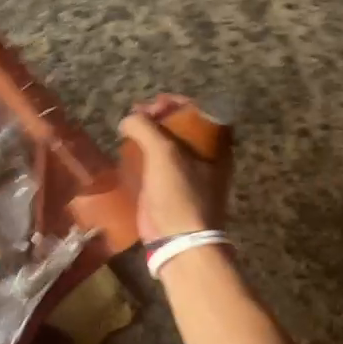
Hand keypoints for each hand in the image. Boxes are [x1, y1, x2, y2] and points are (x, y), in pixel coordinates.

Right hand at [119, 96, 231, 241]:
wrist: (178, 241)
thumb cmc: (179, 193)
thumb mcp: (163, 152)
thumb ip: (144, 127)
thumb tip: (127, 121)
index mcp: (215, 147)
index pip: (201, 111)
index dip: (178, 102)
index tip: (156, 103)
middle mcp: (206, 158)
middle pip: (183, 126)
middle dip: (159, 116)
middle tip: (138, 113)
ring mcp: (188, 175)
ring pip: (168, 144)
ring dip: (148, 134)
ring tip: (127, 129)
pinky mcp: (170, 189)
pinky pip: (157, 163)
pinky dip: (143, 154)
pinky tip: (127, 151)